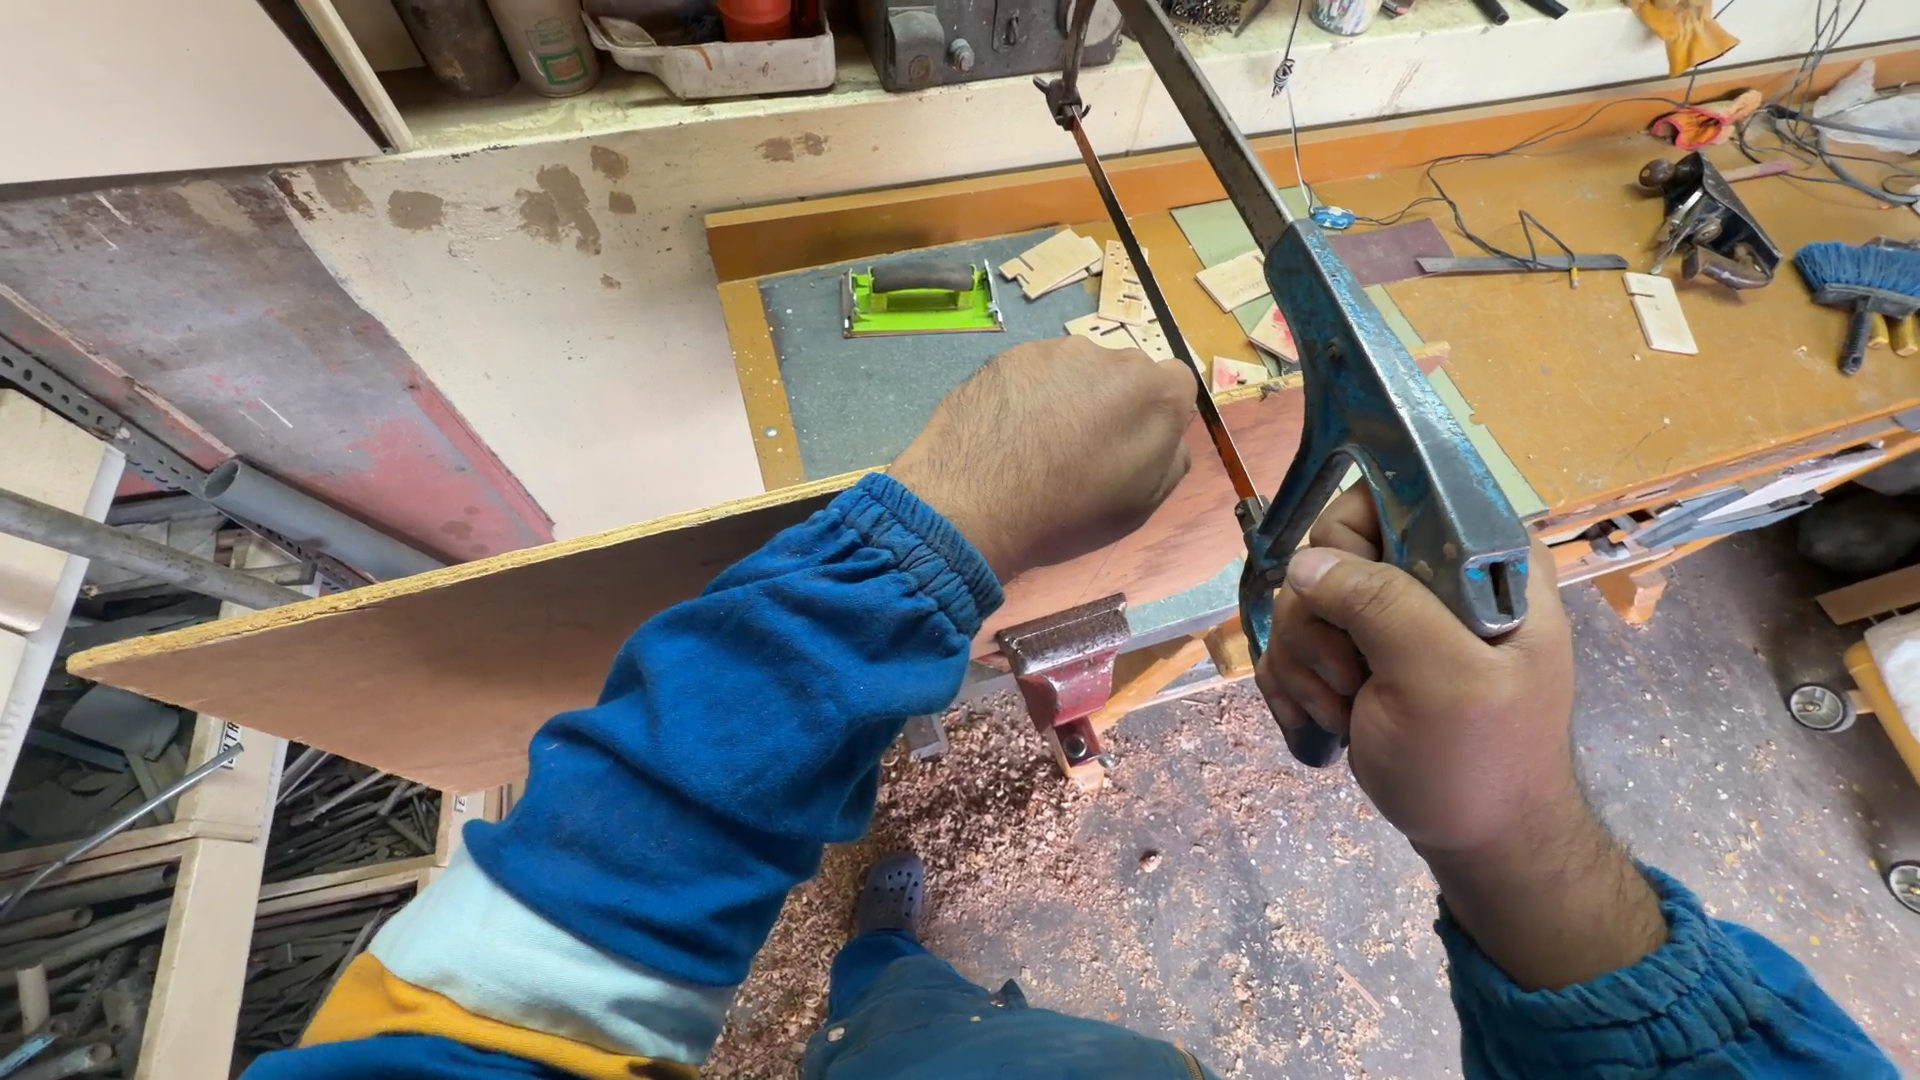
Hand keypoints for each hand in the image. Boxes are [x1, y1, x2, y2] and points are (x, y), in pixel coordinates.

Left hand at [889, 336, 1196, 580]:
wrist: (977, 503)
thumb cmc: (1070, 511)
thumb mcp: (1142, 503)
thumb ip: (1169, 458)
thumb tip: (1168, 436)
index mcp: (1158, 392)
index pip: (1174, 388)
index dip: (1150, 418)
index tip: (1124, 446)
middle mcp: (1114, 356)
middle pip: (1123, 373)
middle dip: (1109, 401)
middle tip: (1077, 446)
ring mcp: (1057, 349)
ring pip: (1075, 368)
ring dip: (1065, 394)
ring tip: (1034, 440)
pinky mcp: (1010, 353)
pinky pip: (1031, 371)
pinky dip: (1026, 392)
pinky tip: (1006, 428)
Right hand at [1256, 486, 1665, 988]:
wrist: (1474, 837)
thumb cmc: (1478, 763)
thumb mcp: (1444, 682)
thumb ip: (1381, 606)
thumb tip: (1303, 562)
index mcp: (1477, 559)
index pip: (1391, 494)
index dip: (1355, 540)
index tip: (1354, 602)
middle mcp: (1424, 575)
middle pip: (1326, 553)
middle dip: (1321, 623)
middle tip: (1356, 675)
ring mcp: (1380, 615)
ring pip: (1296, 602)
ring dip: (1305, 664)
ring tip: (1347, 708)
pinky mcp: (1345, 650)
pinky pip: (1284, 642)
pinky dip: (1291, 683)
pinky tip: (1325, 719)